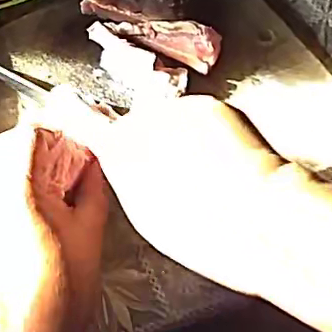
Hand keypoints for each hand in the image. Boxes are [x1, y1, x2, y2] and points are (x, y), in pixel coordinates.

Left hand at [0, 121, 109, 331]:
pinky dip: (24, 172)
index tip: (83, 138)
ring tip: (65, 177)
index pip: (33, 130)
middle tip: (79, 158)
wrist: (30, 321)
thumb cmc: (59, 285)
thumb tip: (94, 162)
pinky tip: (48, 192)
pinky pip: (2, 171)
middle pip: (18, 137)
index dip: (62, 130)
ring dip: (36, 156)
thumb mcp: (91, 227)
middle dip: (50, 143)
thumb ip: (93, 185)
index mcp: (19, 181)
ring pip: (8, 151)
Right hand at [49, 92, 309, 295]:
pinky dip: (208, 130)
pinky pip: (199, 115)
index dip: (72, 108)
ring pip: (169, 117)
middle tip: (171, 166)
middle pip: (133, 119)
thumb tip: (123, 164)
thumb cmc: (205, 232)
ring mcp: (176, 109)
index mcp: (116, 150)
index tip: (64, 99)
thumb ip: (125, 176)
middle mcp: (140, 120)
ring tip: (206, 167)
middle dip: (146, 134)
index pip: (81, 116)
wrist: (267, 222)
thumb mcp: (145, 213)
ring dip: (179, 133)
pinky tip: (225, 158)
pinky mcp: (210, 105)